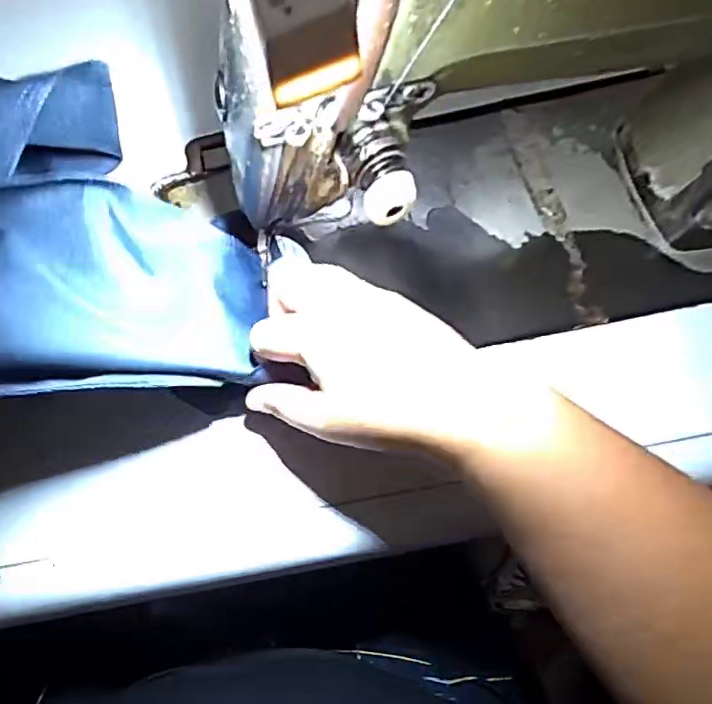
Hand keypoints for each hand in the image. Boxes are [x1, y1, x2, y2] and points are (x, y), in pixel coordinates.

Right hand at [242, 258, 566, 462]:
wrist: (456, 402)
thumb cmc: (385, 416)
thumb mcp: (325, 421)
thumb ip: (283, 404)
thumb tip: (255, 398)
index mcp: (311, 332)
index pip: (263, 331)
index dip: (262, 355)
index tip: (276, 376)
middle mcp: (334, 302)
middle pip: (285, 281)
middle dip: (277, 309)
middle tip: (291, 345)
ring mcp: (367, 295)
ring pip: (319, 274)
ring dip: (306, 298)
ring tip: (319, 337)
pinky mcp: (393, 299)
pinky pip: (350, 285)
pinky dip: (337, 301)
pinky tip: (353, 336)